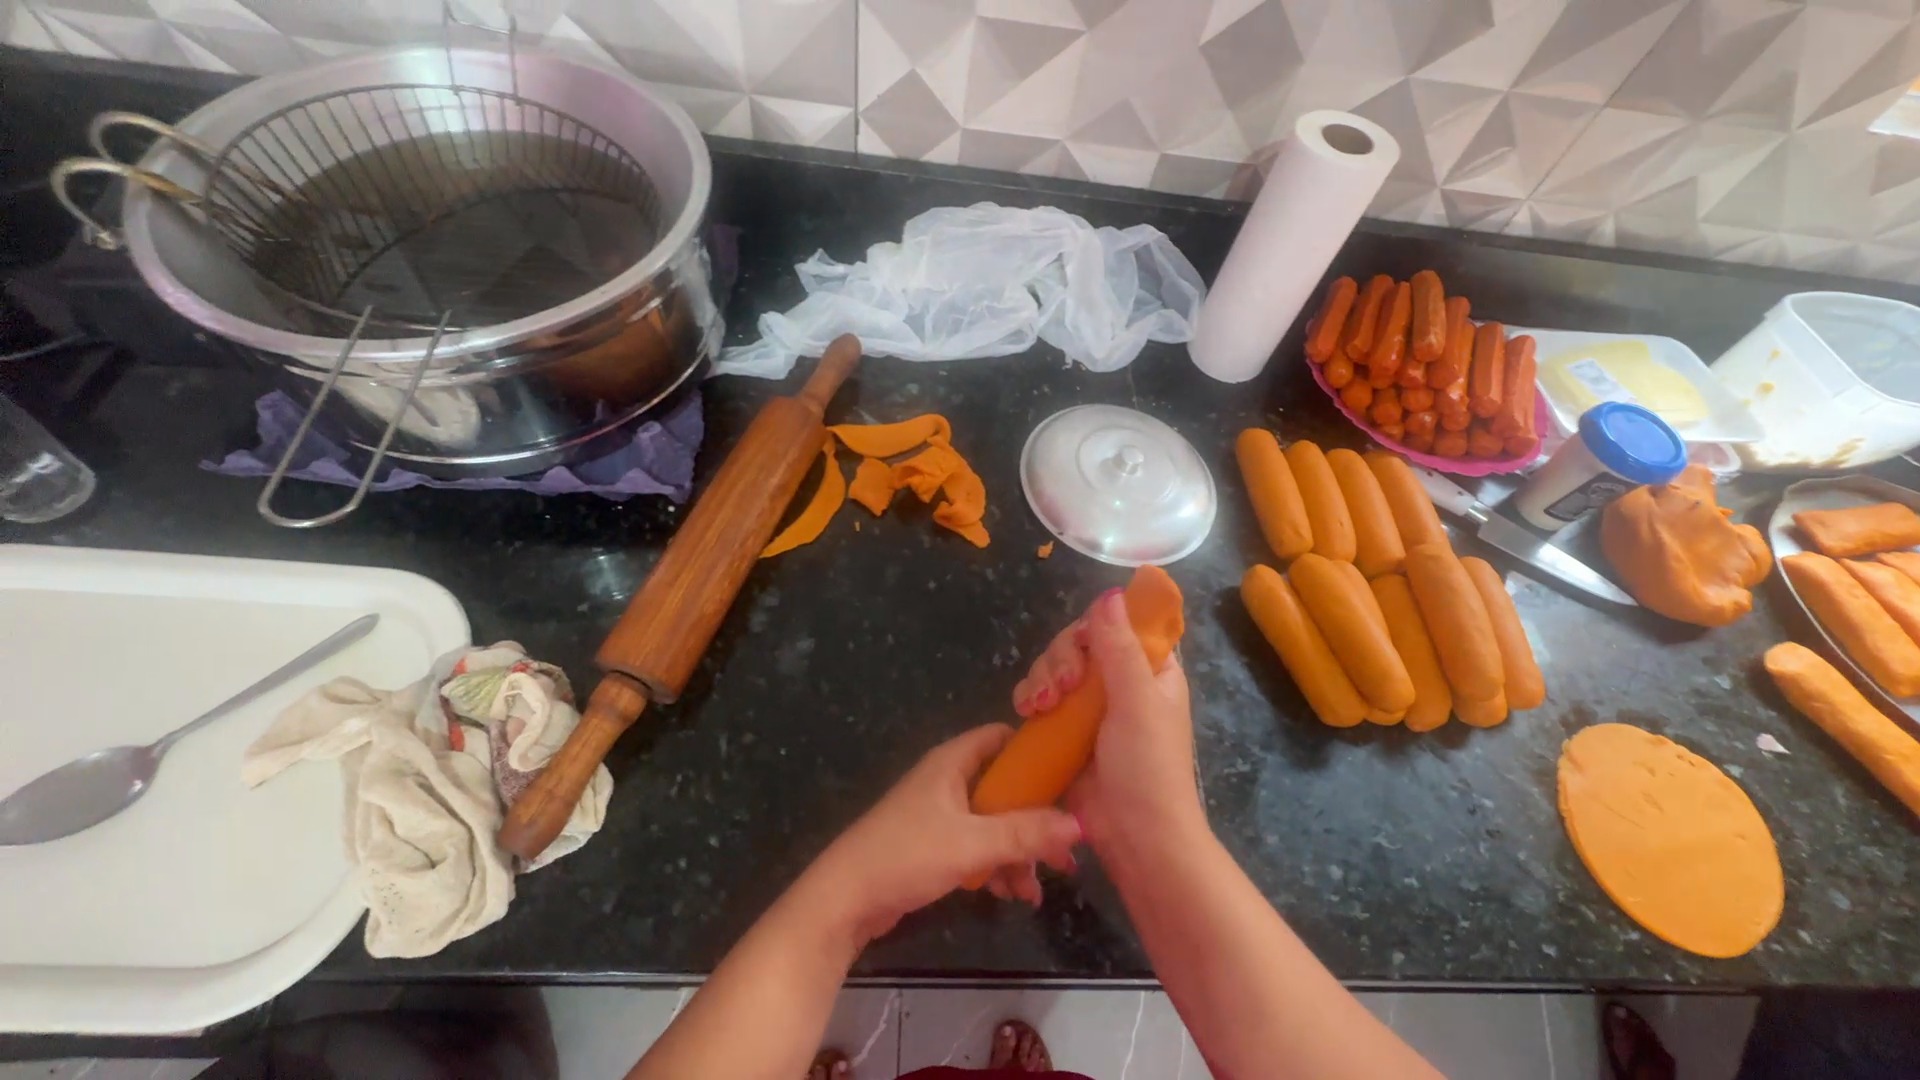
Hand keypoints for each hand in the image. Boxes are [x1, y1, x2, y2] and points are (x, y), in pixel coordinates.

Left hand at [805, 724, 1081, 944]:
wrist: (845, 900)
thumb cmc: (907, 855)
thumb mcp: (972, 843)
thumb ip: (1025, 833)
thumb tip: (1080, 823)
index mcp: (953, 762)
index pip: (1002, 738)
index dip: (1036, 751)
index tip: (1072, 774)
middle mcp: (948, 781)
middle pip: (1004, 787)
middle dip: (1036, 818)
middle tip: (1067, 849)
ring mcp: (940, 815)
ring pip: (994, 823)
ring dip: (1019, 851)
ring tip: (1040, 886)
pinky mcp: (935, 847)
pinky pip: (978, 847)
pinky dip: (998, 866)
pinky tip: (1017, 896)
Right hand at [1013, 589, 1203, 854]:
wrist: (1135, 837)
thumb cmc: (1148, 768)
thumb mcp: (1137, 702)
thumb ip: (1120, 648)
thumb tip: (1110, 593)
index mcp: (1151, 670)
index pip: (1117, 626)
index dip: (1092, 629)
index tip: (1080, 649)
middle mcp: (1122, 683)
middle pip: (1079, 644)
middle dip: (1060, 659)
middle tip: (1058, 689)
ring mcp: (1092, 709)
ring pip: (1056, 669)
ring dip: (1042, 678)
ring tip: (1038, 706)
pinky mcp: (1066, 732)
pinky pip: (1042, 698)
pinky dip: (1031, 697)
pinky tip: (1025, 711)